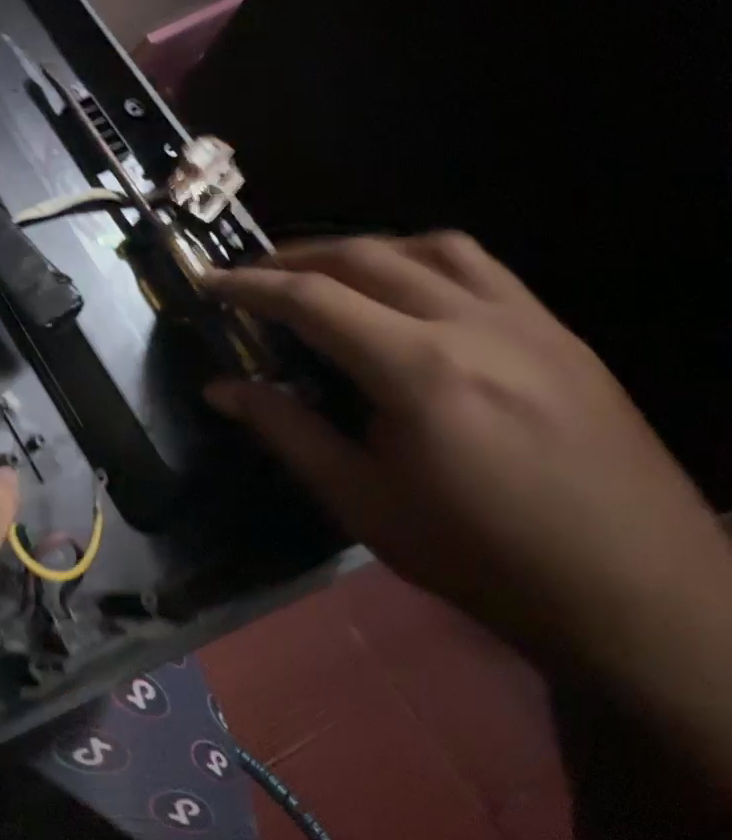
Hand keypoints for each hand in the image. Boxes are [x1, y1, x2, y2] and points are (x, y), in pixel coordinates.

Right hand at [205, 233, 728, 663]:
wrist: (631, 591)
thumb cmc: (475, 553)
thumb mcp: (360, 499)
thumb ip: (287, 430)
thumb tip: (220, 388)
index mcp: (419, 371)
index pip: (315, 300)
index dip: (251, 286)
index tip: (208, 281)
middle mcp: (476, 327)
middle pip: (369, 257)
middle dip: (297, 257)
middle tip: (252, 276)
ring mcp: (530, 324)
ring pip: (433, 248)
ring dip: (365, 249)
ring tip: (325, 273)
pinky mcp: (563, 337)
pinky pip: (485, 270)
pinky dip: (424, 262)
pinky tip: (406, 294)